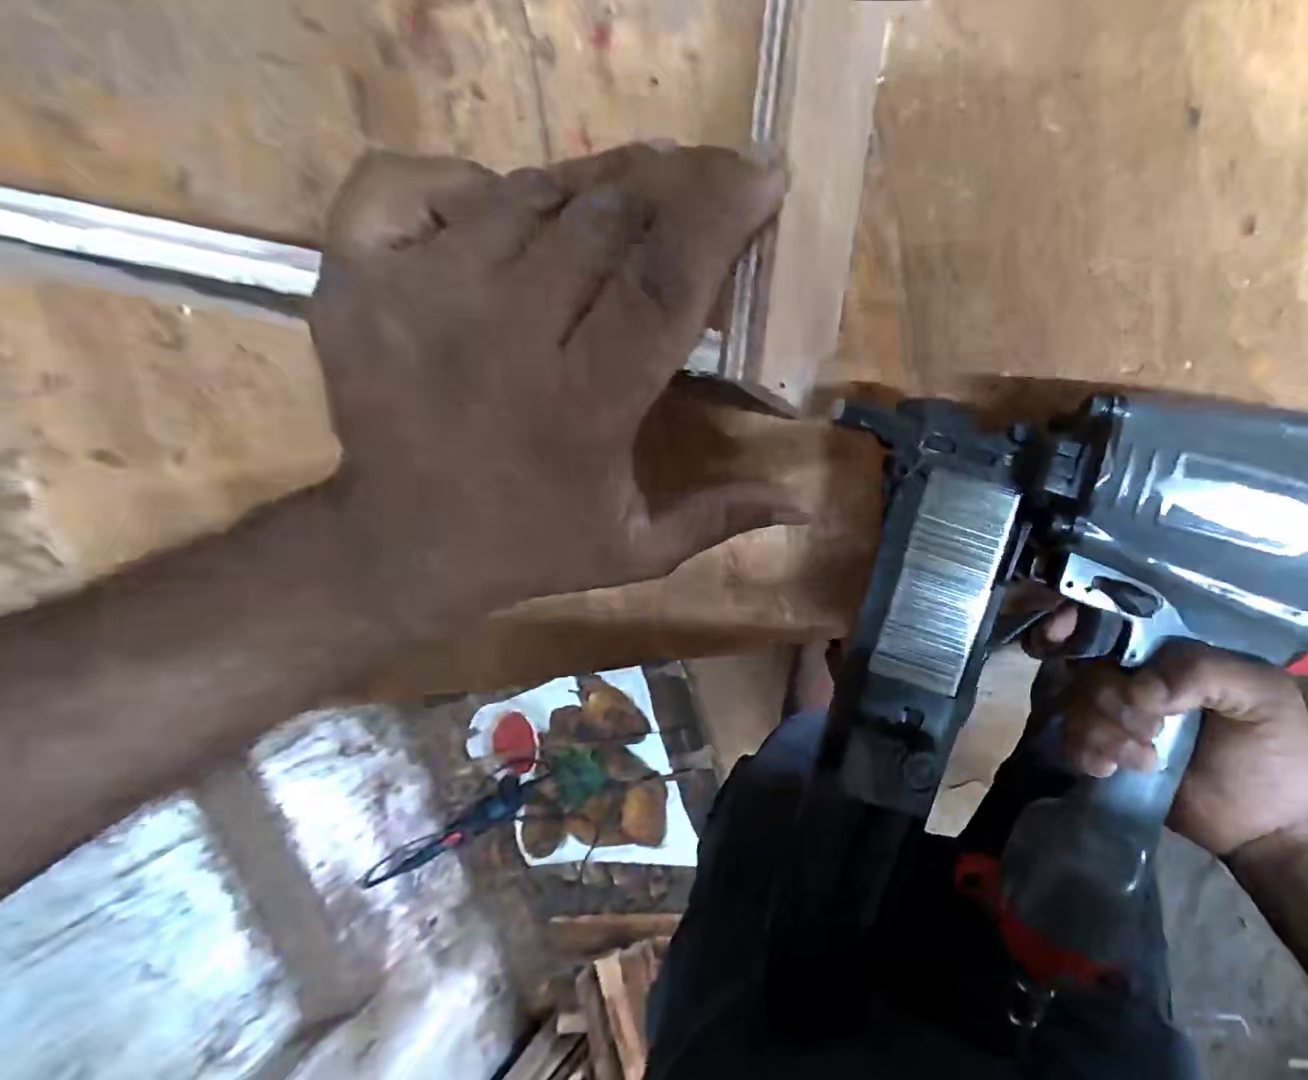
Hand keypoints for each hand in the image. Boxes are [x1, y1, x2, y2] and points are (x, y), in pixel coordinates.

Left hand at [309, 144, 801, 633]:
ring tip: (653, 179)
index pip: (660, 287)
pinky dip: (484, 180)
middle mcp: (499, 339)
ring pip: (529, 196)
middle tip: (722, 168)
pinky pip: (423, 180)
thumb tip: (807, 507)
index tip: (763, 176)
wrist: (401, 541)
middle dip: (679, 183)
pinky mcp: (354, 272)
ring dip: (604, 180)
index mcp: (582, 408)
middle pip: (605, 223)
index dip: (718, 221)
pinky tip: (519, 208)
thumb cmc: (540, 542)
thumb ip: (725, 516)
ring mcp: (415, 295)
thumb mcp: (644, 549)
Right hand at [1057, 634, 1307, 857]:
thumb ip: (1205, 672)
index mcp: (1174, 645)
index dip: (1081, 619)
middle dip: (1113, 701)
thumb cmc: (1274, 746)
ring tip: (1146, 761)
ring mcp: (1120, 712)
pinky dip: (1085, 751)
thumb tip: (1141, 689)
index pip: (1117, 616)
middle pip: (1092, 665)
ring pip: (1079, 702)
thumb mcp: (1262, 694)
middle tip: (1154, 732)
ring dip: (1104, 731)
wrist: (1270, 823)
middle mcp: (1140, 671)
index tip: (1061, 631)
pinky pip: (1072, 739)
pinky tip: (1110, 770)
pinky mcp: (1109, 750)